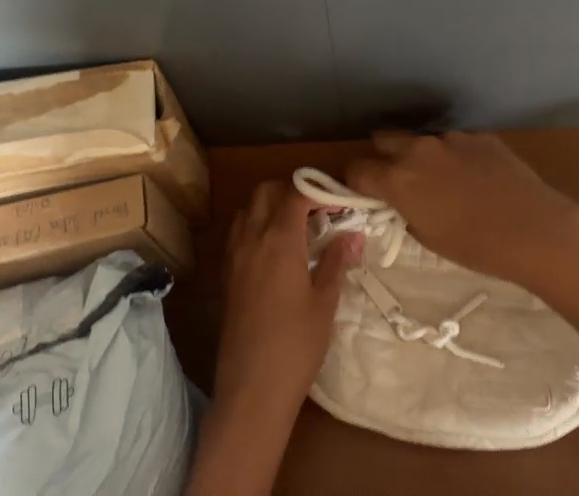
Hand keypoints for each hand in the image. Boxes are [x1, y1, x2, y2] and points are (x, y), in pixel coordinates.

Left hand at [213, 180, 361, 412]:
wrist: (252, 388)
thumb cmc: (296, 344)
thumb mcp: (325, 301)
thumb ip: (337, 261)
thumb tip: (353, 234)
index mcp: (279, 240)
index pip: (295, 193)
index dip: (318, 189)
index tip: (339, 200)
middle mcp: (251, 239)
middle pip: (265, 192)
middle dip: (291, 190)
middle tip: (317, 210)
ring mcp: (234, 256)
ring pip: (247, 210)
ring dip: (270, 207)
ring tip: (296, 228)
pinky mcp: (226, 275)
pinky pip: (238, 234)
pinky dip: (255, 227)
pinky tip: (275, 253)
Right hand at [346, 131, 578, 289]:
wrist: (535, 228)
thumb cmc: (476, 246)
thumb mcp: (428, 238)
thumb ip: (405, 212)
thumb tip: (401, 202)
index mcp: (399, 179)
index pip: (357, 169)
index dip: (356, 182)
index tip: (365, 193)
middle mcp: (419, 150)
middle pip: (383, 139)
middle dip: (384, 157)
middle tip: (398, 181)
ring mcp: (451, 138)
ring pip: (422, 140)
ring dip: (422, 156)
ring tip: (445, 183)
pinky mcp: (479, 135)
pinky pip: (455, 143)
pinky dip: (455, 157)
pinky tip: (476, 179)